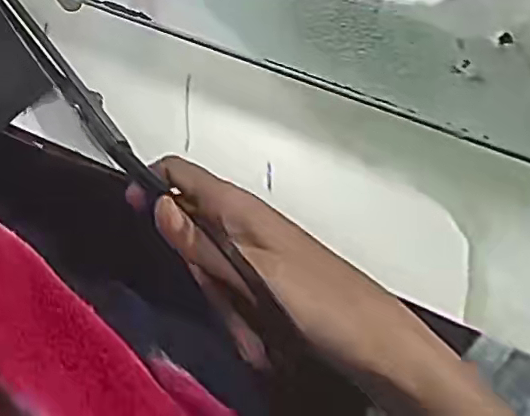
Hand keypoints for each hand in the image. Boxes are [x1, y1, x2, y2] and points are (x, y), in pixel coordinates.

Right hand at [139, 157, 509, 415]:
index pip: (177, 171)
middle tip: (212, 292)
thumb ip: (200, 241)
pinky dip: (240, 313)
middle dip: (194, 264)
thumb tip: (156, 203)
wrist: (396, 359)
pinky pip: (236, 287)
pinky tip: (258, 338)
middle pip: (189, 224)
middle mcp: (245, 222)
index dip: (150, 183)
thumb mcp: (252, 275)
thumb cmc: (329, 307)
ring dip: (221, 298)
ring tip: (247, 331)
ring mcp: (260, 251)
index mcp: (238, 206)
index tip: (134, 208)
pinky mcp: (273, 280)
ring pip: (211, 262)